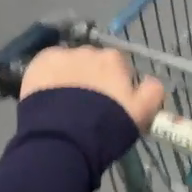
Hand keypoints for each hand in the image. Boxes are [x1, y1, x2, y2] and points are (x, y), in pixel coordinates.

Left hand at [20, 45, 165, 131]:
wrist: (65, 141)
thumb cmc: (107, 127)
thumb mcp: (142, 113)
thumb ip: (152, 92)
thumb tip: (151, 81)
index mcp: (115, 59)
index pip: (118, 67)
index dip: (114, 84)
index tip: (109, 102)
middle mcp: (89, 51)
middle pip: (92, 62)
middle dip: (91, 78)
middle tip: (85, 105)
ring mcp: (62, 55)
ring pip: (68, 63)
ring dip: (69, 76)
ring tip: (63, 104)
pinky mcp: (39, 63)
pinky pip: (46, 65)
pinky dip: (47, 76)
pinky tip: (45, 96)